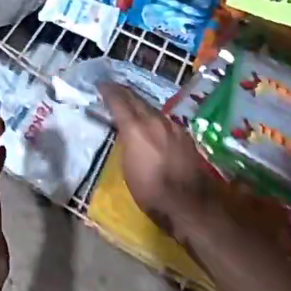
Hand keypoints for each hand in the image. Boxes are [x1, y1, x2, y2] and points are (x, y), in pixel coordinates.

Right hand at [101, 83, 213, 229]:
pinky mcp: (186, 138)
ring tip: (132, 105)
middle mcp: (155, 121)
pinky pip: (166, 121)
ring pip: (153, 109)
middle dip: (124, 93)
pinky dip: (154, 118)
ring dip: (140, 105)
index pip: (119, 101)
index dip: (108, 91)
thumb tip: (125, 133)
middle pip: (137, 100)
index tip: (101, 84)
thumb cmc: (150, 191)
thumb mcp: (126, 166)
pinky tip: (153, 124)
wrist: (189, 206)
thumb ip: (126, 142)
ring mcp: (174, 128)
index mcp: (136, 127)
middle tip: (114, 89)